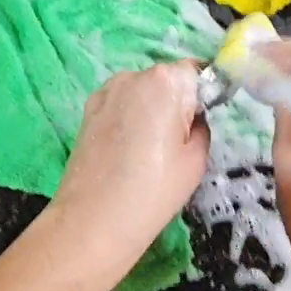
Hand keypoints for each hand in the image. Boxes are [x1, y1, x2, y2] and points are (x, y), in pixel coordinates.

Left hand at [47, 62, 210, 270]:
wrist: (94, 218)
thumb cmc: (154, 189)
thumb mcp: (196, 159)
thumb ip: (201, 126)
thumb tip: (191, 117)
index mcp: (165, 81)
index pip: (195, 72)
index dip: (203, 94)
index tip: (202, 120)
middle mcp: (132, 76)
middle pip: (165, 80)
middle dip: (174, 102)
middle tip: (176, 142)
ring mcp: (105, 92)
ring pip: (141, 92)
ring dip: (149, 110)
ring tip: (148, 150)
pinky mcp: (87, 110)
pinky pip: (120, 105)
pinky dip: (128, 118)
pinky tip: (126, 150)